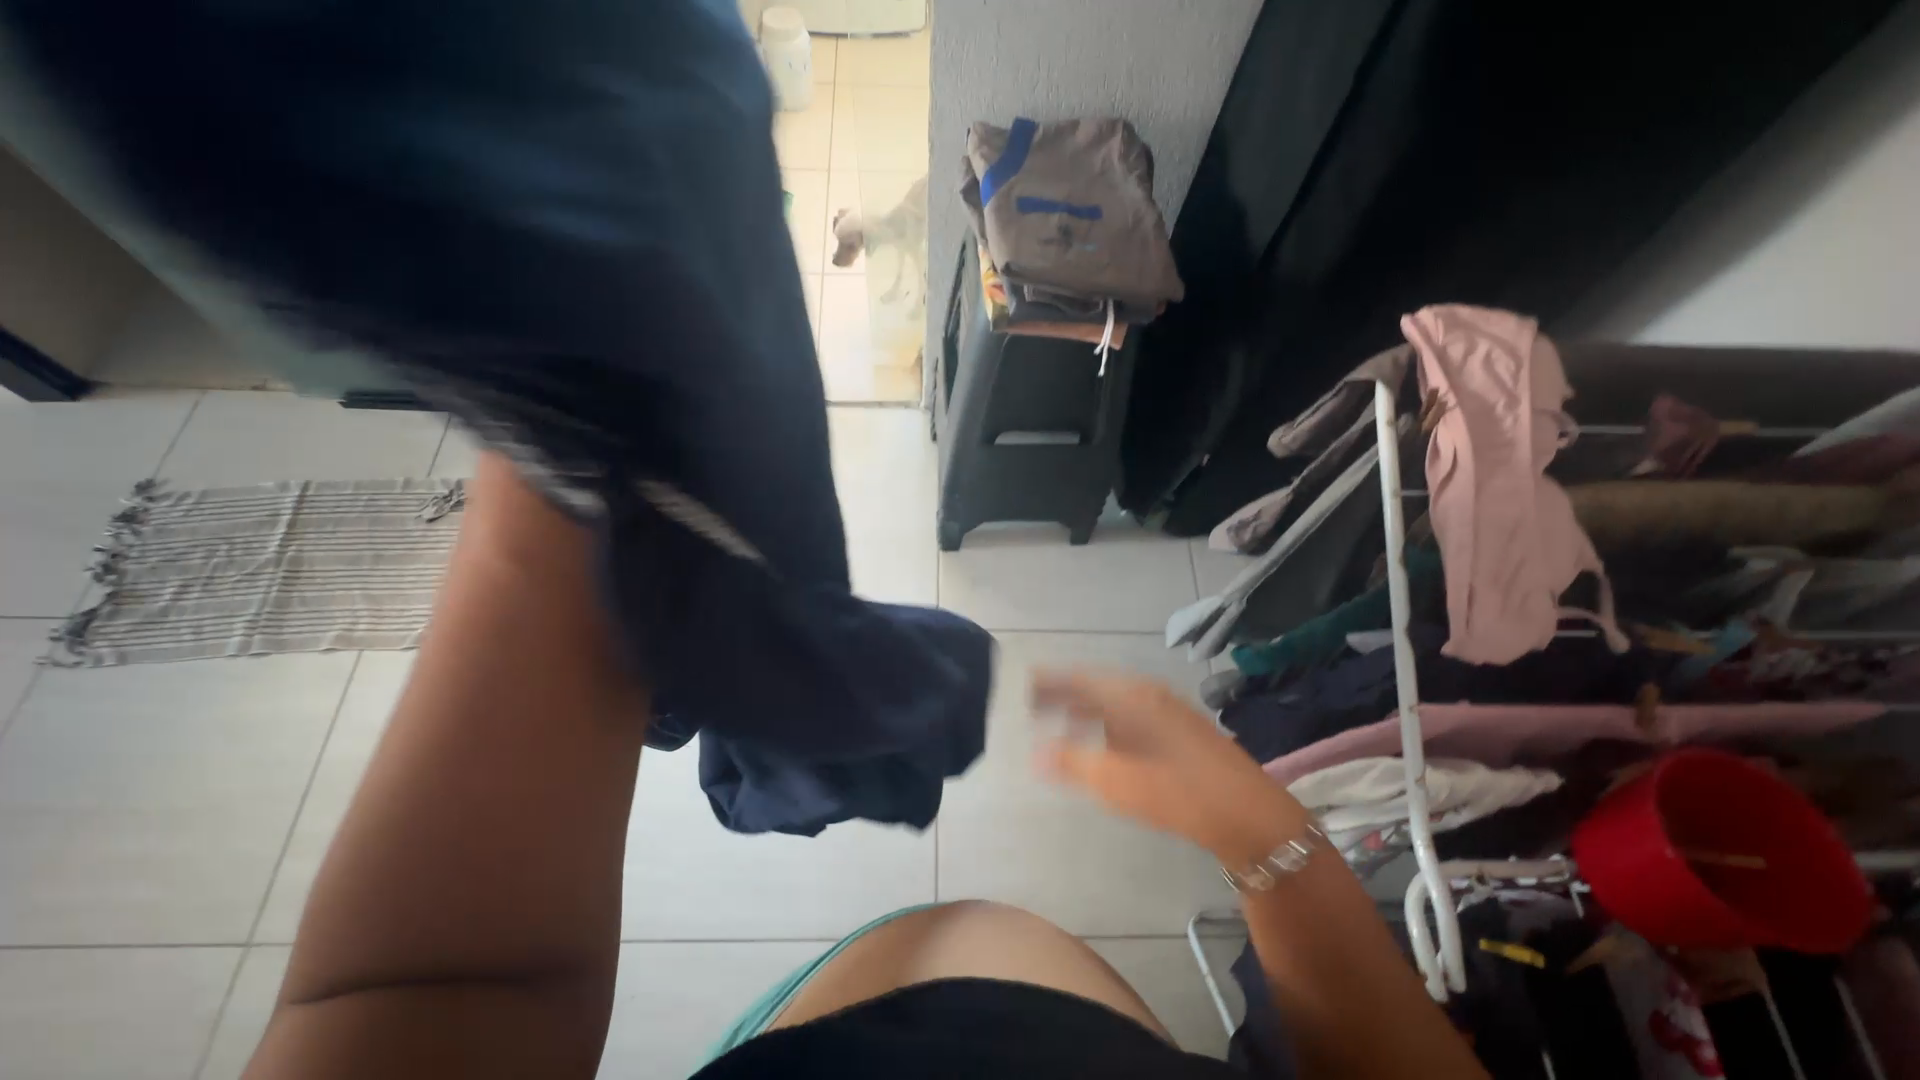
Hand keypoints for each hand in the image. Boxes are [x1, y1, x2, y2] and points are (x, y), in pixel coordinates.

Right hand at [1032, 670, 1312, 867]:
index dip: (1050, 682)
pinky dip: (1110, 723)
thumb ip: (1071, 762)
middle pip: (1098, 688)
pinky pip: (1134, 716)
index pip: (1079, 680)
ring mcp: (1170, 711)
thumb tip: (1034, 752)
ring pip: (1117, 703)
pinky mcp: (1184, 732)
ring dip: (1088, 711)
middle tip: (1036, 705)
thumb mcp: (1115, 781)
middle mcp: (1149, 695)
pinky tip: (1106, 745)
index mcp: (1130, 696)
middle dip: (1066, 696)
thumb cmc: (1176, 793)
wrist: (1249, 814)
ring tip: (1063, 726)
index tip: (1024, 683)